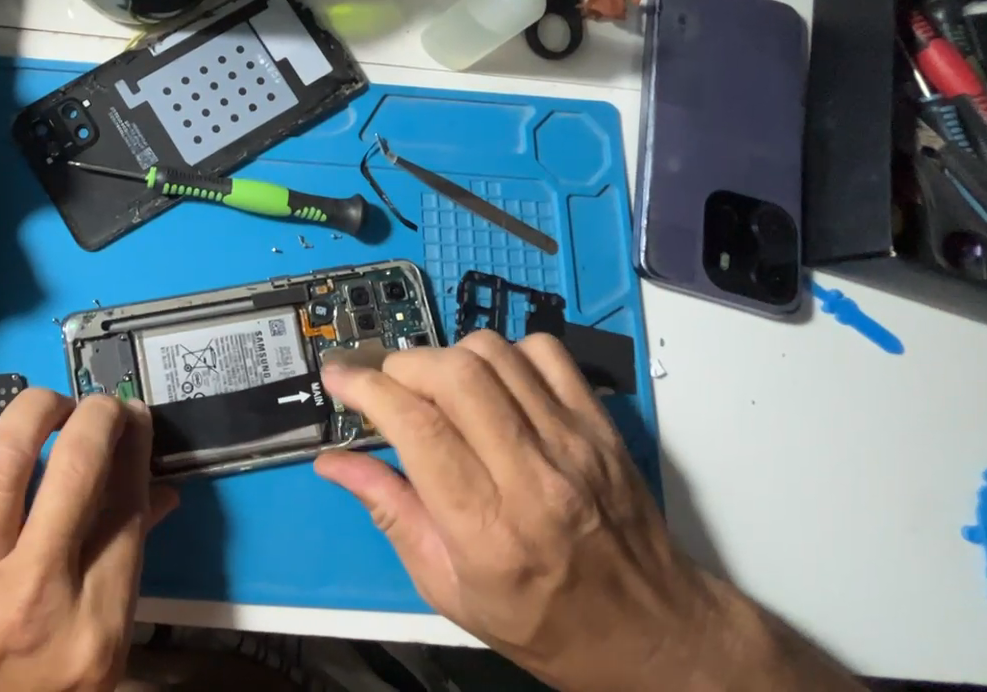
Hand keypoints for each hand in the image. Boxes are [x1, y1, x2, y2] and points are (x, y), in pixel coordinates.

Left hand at [0, 389, 178, 691]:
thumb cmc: (29, 684)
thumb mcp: (96, 648)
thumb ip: (125, 564)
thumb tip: (160, 490)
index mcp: (89, 625)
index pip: (127, 509)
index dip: (137, 448)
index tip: (135, 419)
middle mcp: (30, 590)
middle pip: (77, 472)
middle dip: (100, 419)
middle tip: (102, 407)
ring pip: (4, 456)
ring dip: (36, 412)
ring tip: (50, 410)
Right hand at [316, 331, 862, 691]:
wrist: (654, 635)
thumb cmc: (539, 619)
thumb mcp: (446, 586)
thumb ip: (389, 512)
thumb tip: (332, 461)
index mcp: (487, 527)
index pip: (417, 427)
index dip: (366, 388)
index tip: (337, 377)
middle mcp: (533, 476)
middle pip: (453, 374)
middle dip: (402, 365)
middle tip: (389, 386)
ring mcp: (574, 443)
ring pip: (493, 353)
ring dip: (448, 357)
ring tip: (439, 390)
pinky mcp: (601, 424)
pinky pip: (543, 351)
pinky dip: (505, 354)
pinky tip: (494, 386)